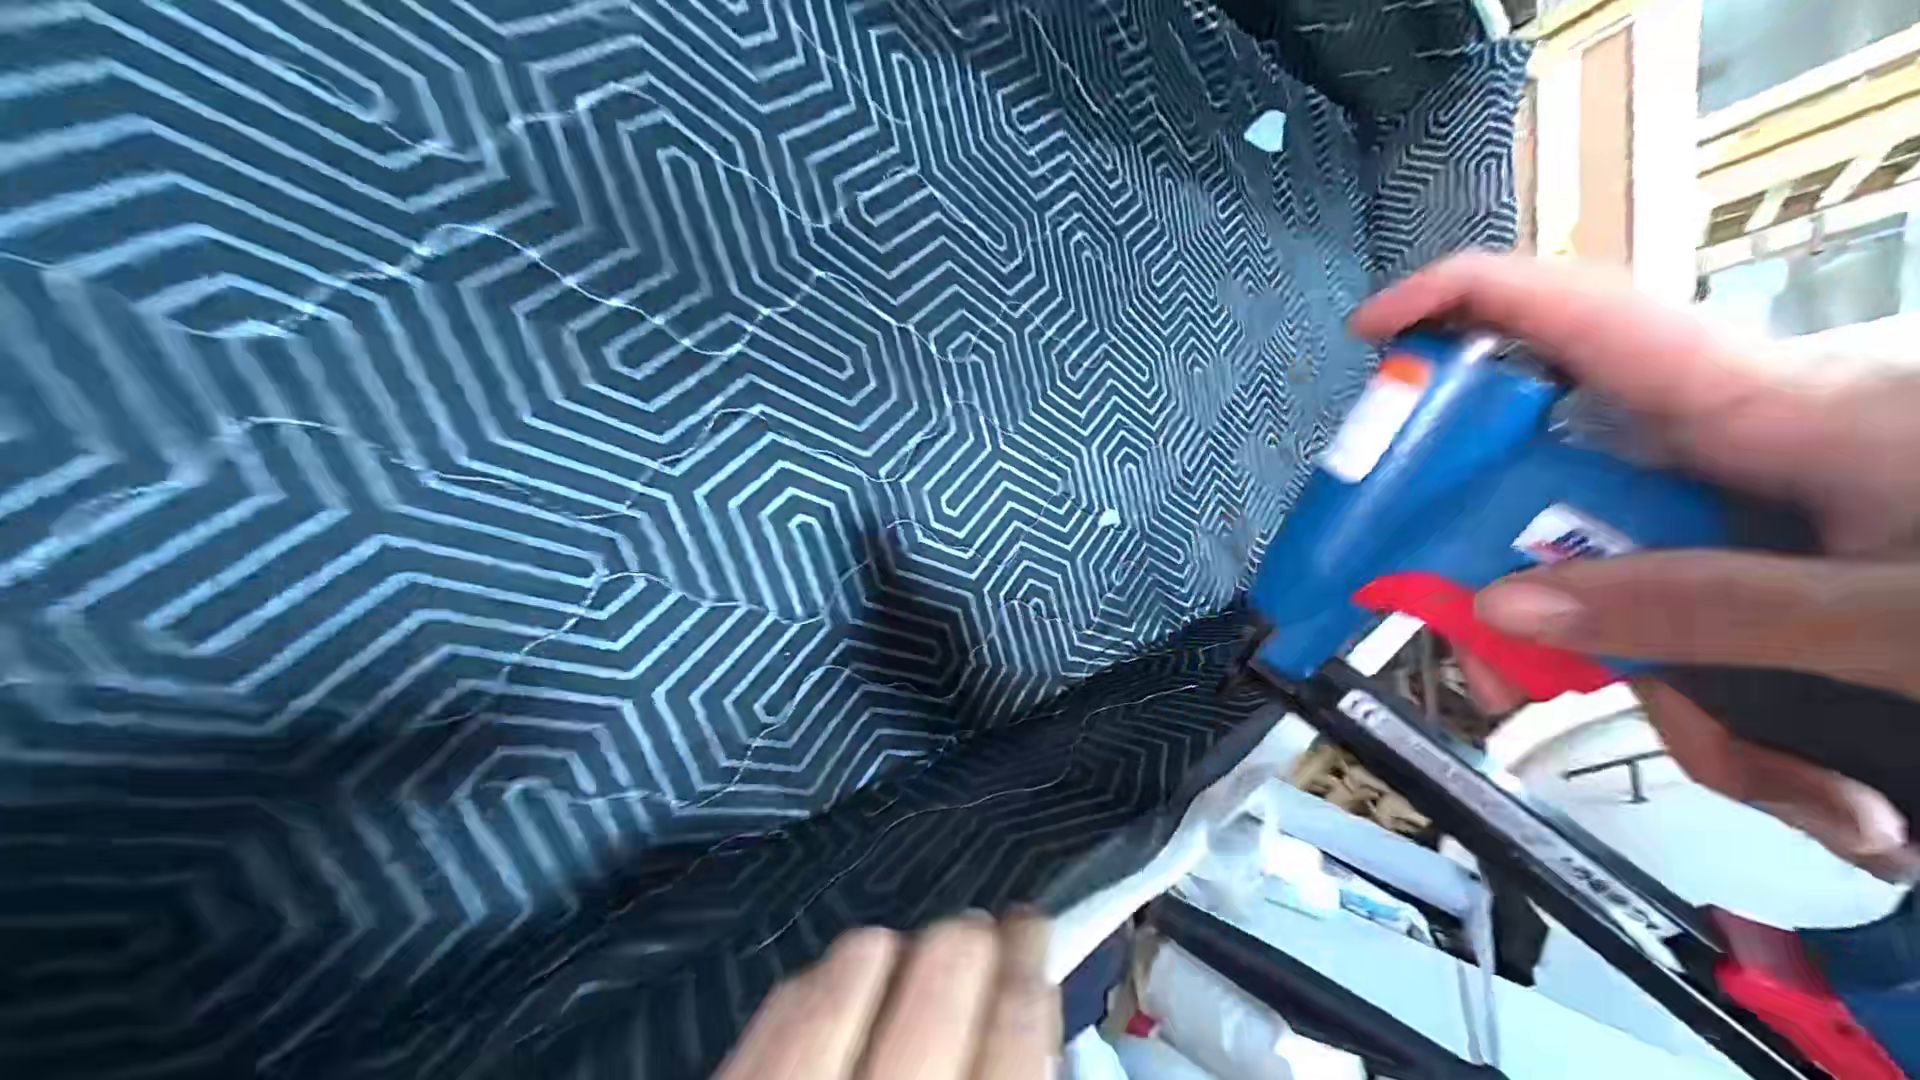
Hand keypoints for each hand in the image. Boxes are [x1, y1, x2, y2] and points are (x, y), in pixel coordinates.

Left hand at [716, 912, 1058, 1079]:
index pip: (1016, 1025)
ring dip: (895, 954)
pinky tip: (838, 1003)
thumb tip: (1026, 1020)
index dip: (1028, 958)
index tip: (1029, 929)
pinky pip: (788, 1001)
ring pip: (862, 959)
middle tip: (975, 941)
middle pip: (945, 966)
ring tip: (906, 974)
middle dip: (968, 940)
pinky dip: (823, 986)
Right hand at [1351, 253, 1919, 874]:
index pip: (1572, 310)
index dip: (1458, 299)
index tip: (1370, 333)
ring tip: (1739, 765)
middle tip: (1484, 657)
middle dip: (1498, 570)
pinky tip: (1799, 771)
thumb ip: (1699, 608)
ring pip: (1595, 563)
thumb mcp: (1899, 617)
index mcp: (1752, 404)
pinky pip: (1667, 610)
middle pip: (1536, 472)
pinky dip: (1708, 699)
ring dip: (1633, 673)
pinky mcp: (1749, 549)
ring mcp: (1726, 499)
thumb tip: (1501, 604)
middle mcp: (1718, 440)